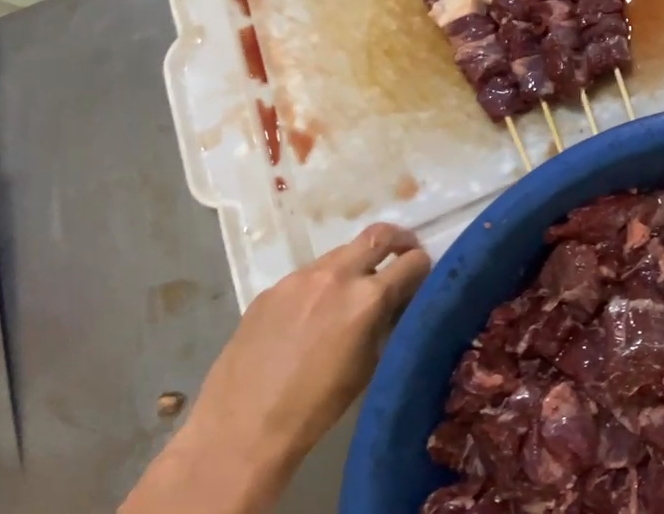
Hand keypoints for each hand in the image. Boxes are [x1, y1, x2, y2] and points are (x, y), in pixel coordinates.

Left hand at [196, 224, 430, 462]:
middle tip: (402, 255)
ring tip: (351, 293)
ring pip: (341, 253)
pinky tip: (312, 315)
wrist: (240, 430)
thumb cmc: (317, 405)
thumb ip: (386, 320)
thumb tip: (396, 301)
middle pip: (379, 234)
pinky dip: (322, 284)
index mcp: (368, 297)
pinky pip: (308, 276)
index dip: (423, 268)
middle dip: (399, 240)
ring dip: (356, 263)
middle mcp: (335, 276)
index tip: (422, 278)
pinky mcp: (269, 291)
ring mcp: (297, 280)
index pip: (414, 261)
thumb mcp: (370, 362)